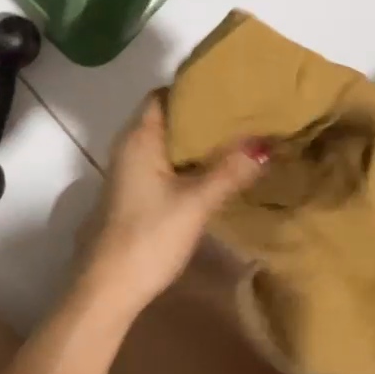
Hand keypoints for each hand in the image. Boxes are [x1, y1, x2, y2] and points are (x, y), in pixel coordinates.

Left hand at [78, 95, 268, 312]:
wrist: (109, 286)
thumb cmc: (149, 236)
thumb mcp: (196, 202)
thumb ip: (229, 171)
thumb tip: (265, 144)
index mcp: (139, 138)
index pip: (163, 95)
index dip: (193, 88)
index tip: (229, 88)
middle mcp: (129, 147)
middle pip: (167, 118)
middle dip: (202, 116)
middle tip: (244, 114)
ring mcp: (129, 171)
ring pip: (166, 144)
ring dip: (196, 142)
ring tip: (239, 138)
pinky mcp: (134, 193)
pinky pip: (164, 164)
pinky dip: (188, 162)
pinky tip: (216, 171)